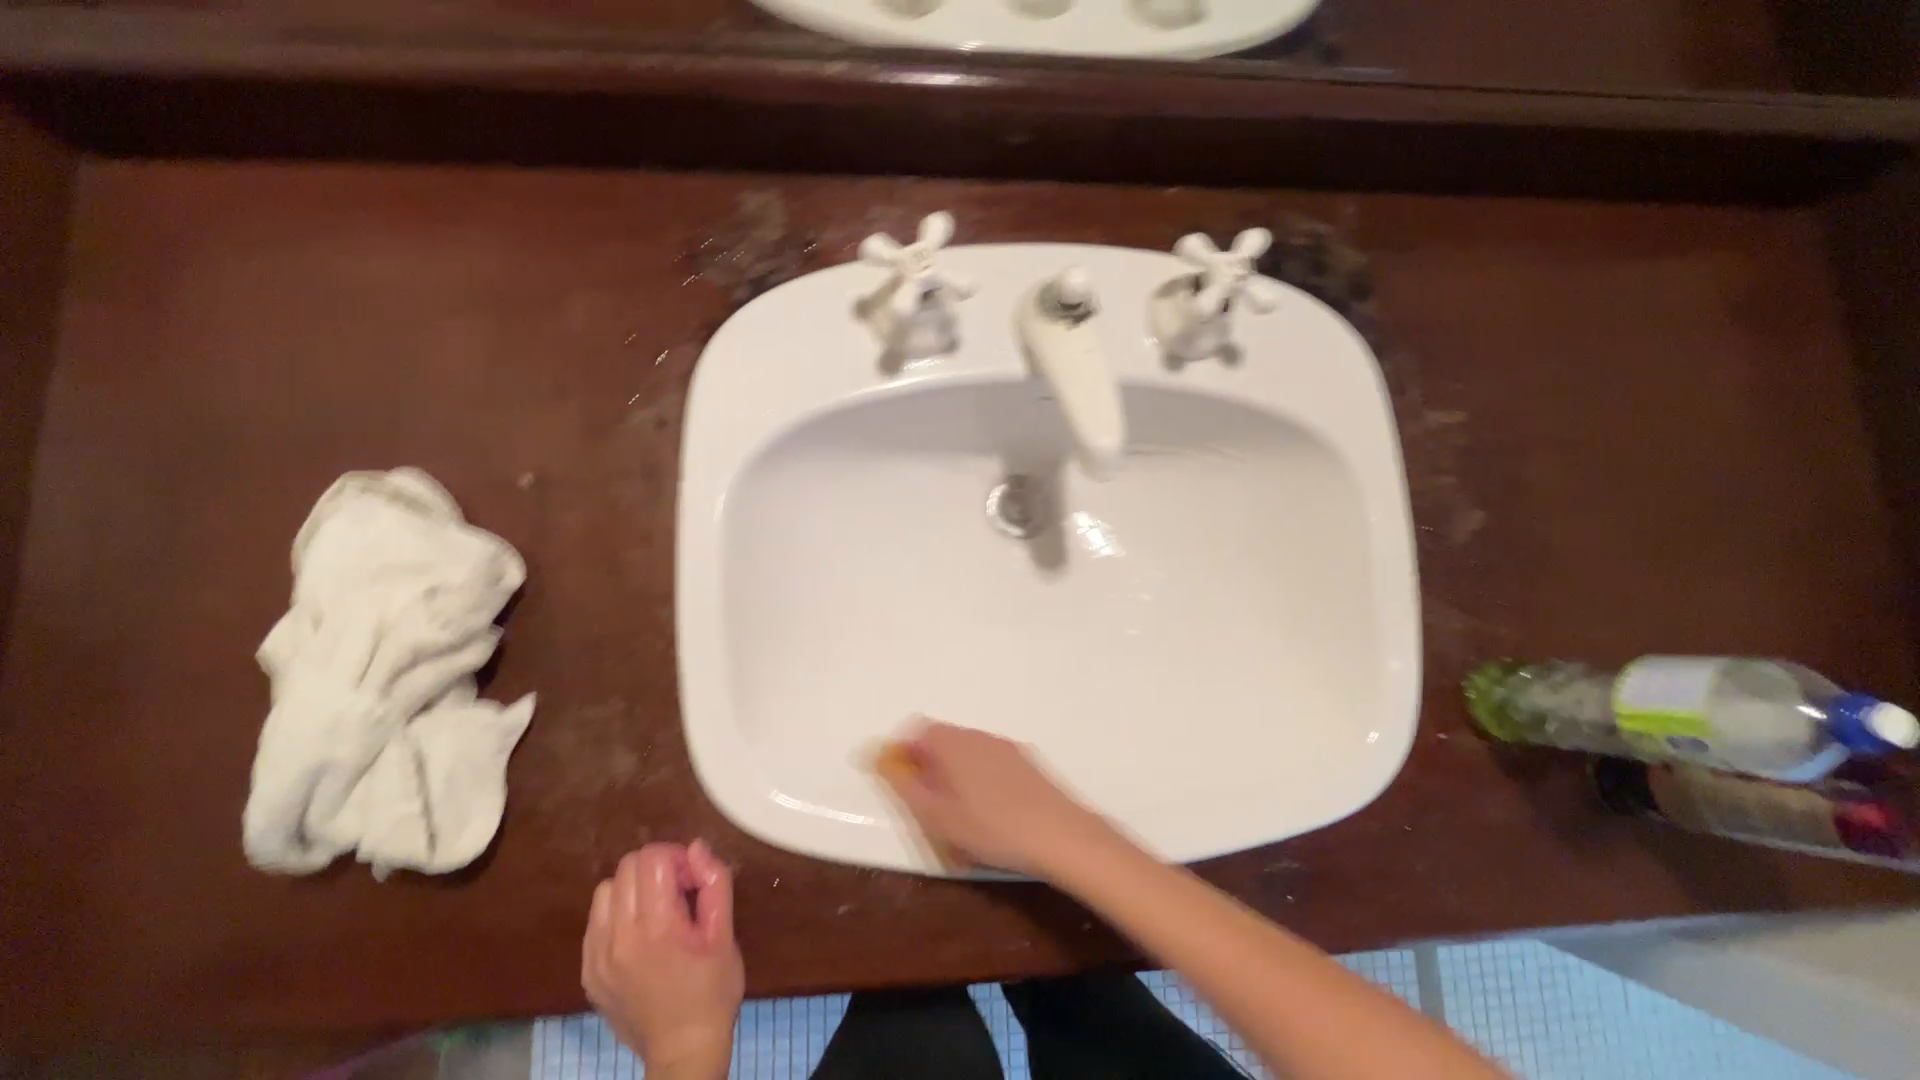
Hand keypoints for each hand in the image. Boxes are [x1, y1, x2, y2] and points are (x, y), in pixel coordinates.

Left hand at [582, 841, 742, 1078]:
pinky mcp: (588, 971)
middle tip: (679, 894)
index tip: (693, 880)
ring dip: (633, 890)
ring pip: (606, 890)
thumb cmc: (712, 990)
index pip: (652, 858)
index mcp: (657, 926)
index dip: (678, 858)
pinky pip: (595, 922)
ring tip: (656, 913)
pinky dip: (617, 916)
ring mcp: (597, 956)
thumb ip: (715, 883)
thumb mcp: (725, 934)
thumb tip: (697, 848)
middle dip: (657, 869)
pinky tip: (639, 937)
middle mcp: (618, 937)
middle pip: (627, 867)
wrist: (682, 1049)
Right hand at [880, 719, 1109, 874]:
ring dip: (955, 778)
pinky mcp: (1029, 764)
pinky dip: (981, 783)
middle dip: (930, 770)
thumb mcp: (937, 816)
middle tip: (930, 808)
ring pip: (968, 755)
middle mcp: (980, 736)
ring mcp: (1007, 748)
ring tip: (960, 818)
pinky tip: (991, 818)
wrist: (1061, 835)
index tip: (902, 785)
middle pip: (943, 741)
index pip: (917, 731)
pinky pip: (991, 765)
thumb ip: (906, 786)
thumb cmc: (991, 828)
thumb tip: (883, 762)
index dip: (903, 755)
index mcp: (954, 743)